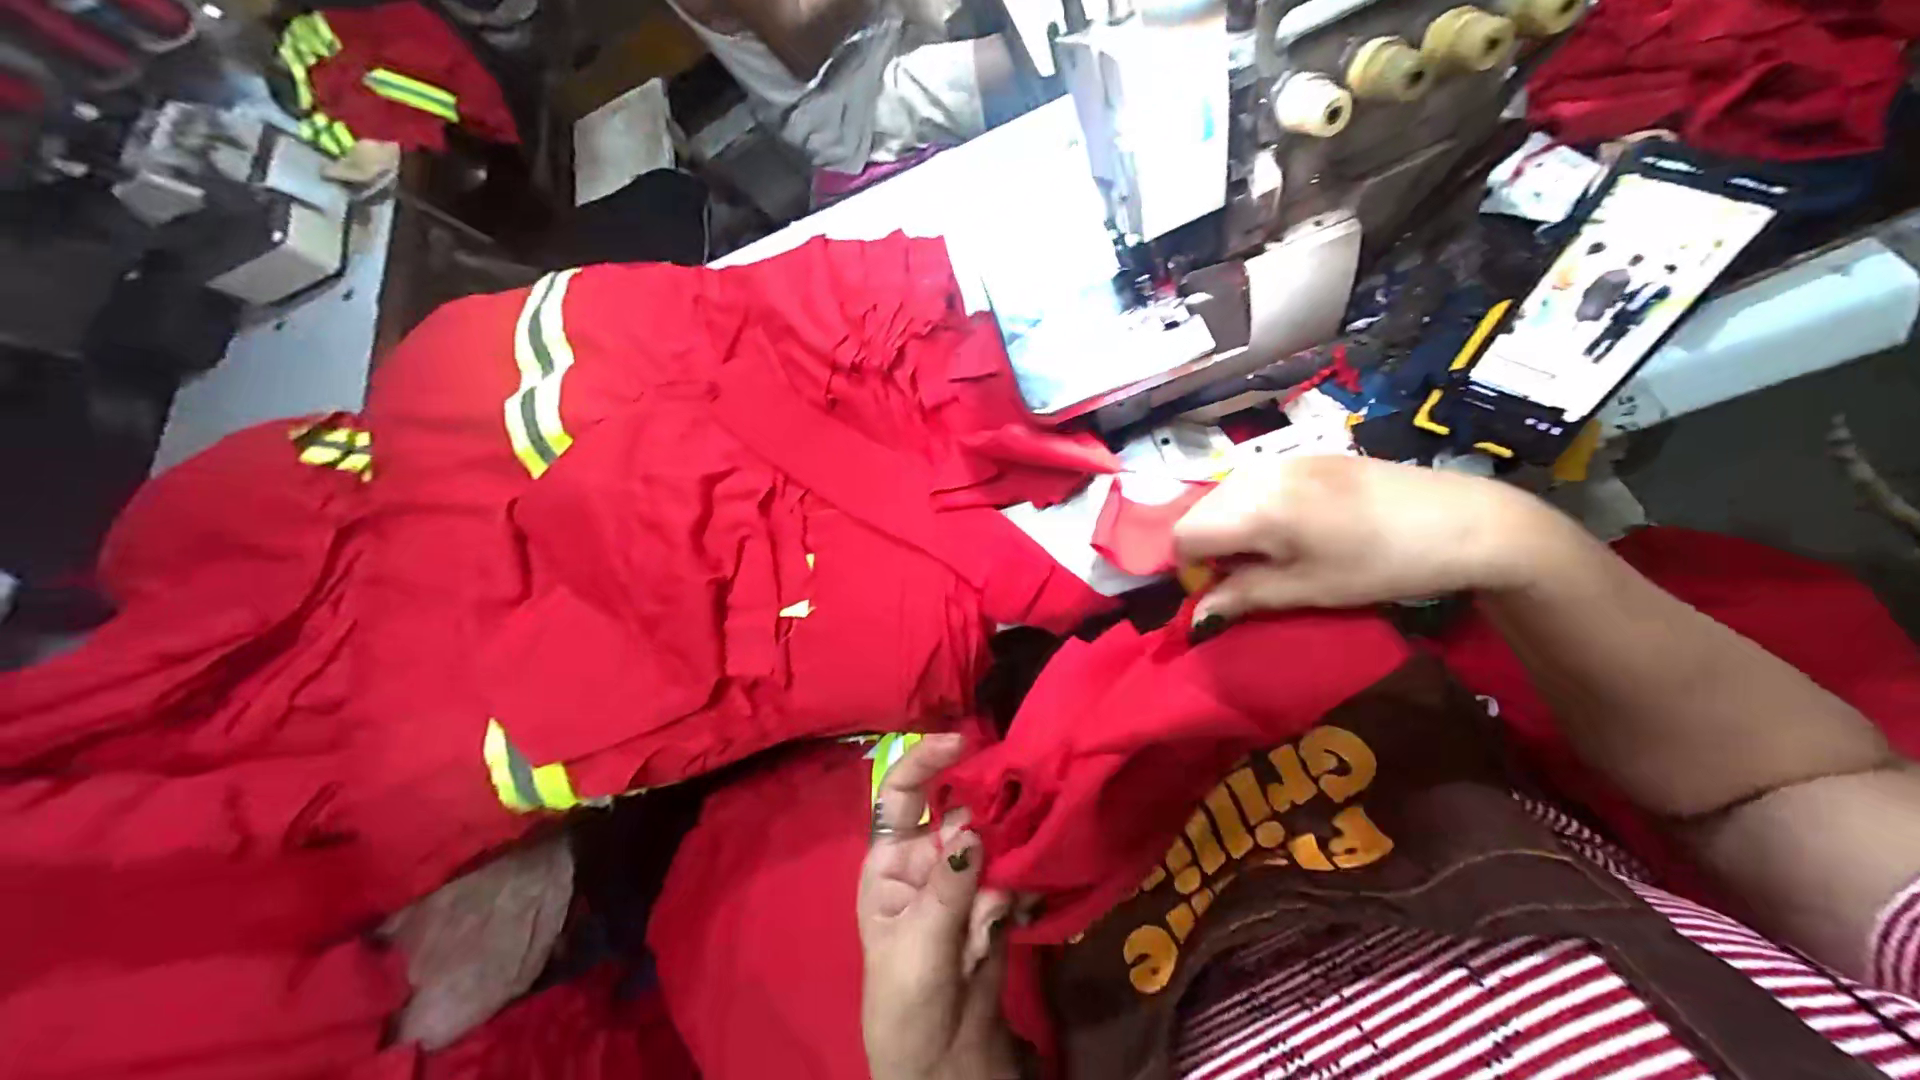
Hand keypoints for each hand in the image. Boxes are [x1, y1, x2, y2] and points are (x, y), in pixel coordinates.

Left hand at [859, 734, 1016, 1079]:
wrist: (944, 1060)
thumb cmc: (905, 1000)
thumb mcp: (918, 944)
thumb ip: (947, 887)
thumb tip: (971, 830)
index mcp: (891, 859)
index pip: (902, 793)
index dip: (926, 761)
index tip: (961, 742)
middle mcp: (927, 856)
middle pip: (958, 810)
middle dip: (985, 808)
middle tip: (1015, 808)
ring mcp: (963, 875)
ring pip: (992, 838)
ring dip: (1007, 851)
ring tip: (1007, 889)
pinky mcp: (994, 897)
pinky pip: (1012, 870)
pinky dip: (1022, 878)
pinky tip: (1020, 903)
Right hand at [1172, 455, 1578, 627]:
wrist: (1465, 520)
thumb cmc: (1382, 564)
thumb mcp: (1307, 590)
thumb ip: (1242, 597)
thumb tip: (1195, 616)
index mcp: (1257, 508)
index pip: (1184, 535)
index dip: (1191, 568)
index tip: (1222, 590)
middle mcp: (1257, 474)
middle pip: (1197, 512)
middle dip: (1207, 547)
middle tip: (1246, 574)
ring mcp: (1280, 460)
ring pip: (1220, 496)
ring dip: (1227, 527)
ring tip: (1269, 551)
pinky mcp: (1302, 456)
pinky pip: (1248, 483)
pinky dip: (1249, 509)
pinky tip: (1289, 526)